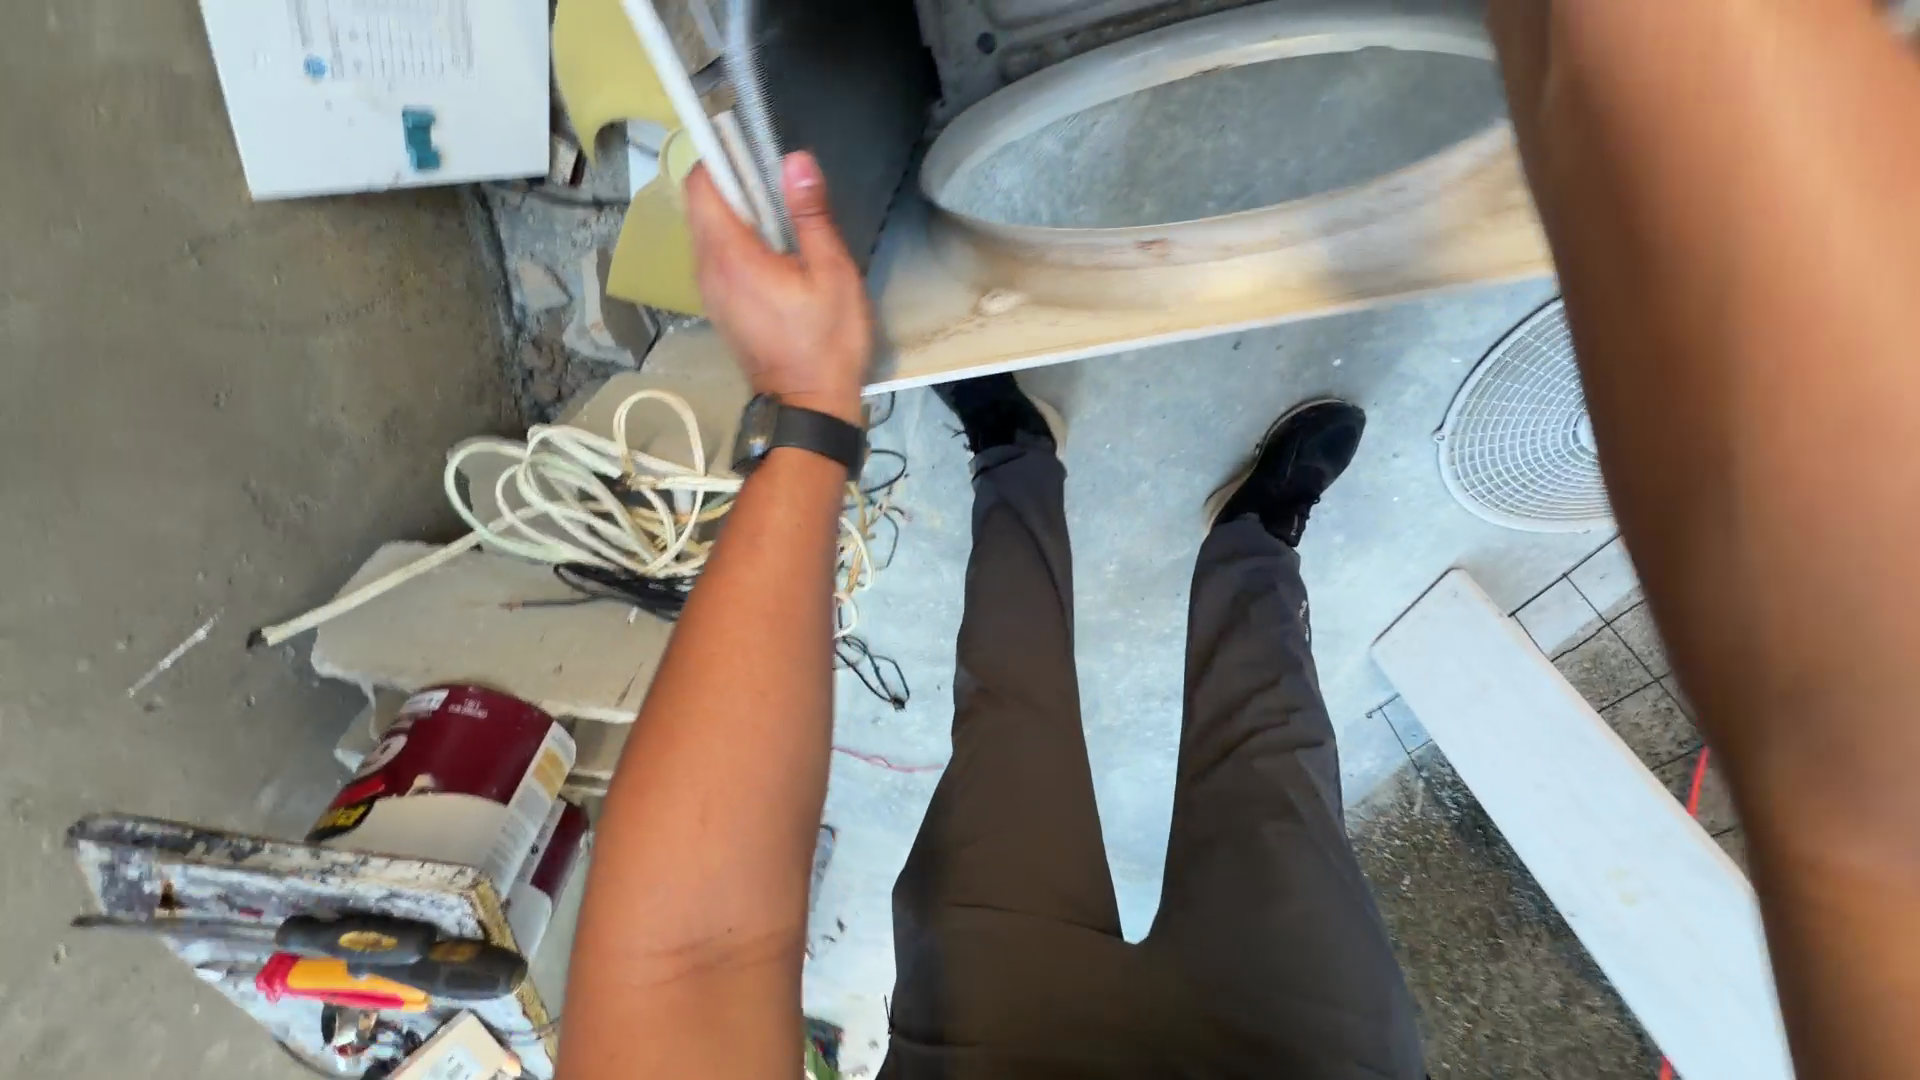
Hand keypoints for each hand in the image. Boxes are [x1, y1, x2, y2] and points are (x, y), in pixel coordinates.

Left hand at [685, 151, 872, 425]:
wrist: (808, 408)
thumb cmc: (827, 345)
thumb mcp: (833, 276)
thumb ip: (811, 216)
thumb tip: (795, 160)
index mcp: (730, 256)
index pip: (702, 184)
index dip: (724, 159)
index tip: (759, 158)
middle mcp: (707, 271)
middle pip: (703, 206)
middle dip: (736, 187)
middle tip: (782, 195)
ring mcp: (709, 293)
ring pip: (709, 233)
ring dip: (739, 218)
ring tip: (783, 228)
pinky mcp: (720, 309)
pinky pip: (718, 260)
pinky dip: (739, 246)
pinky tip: (776, 260)